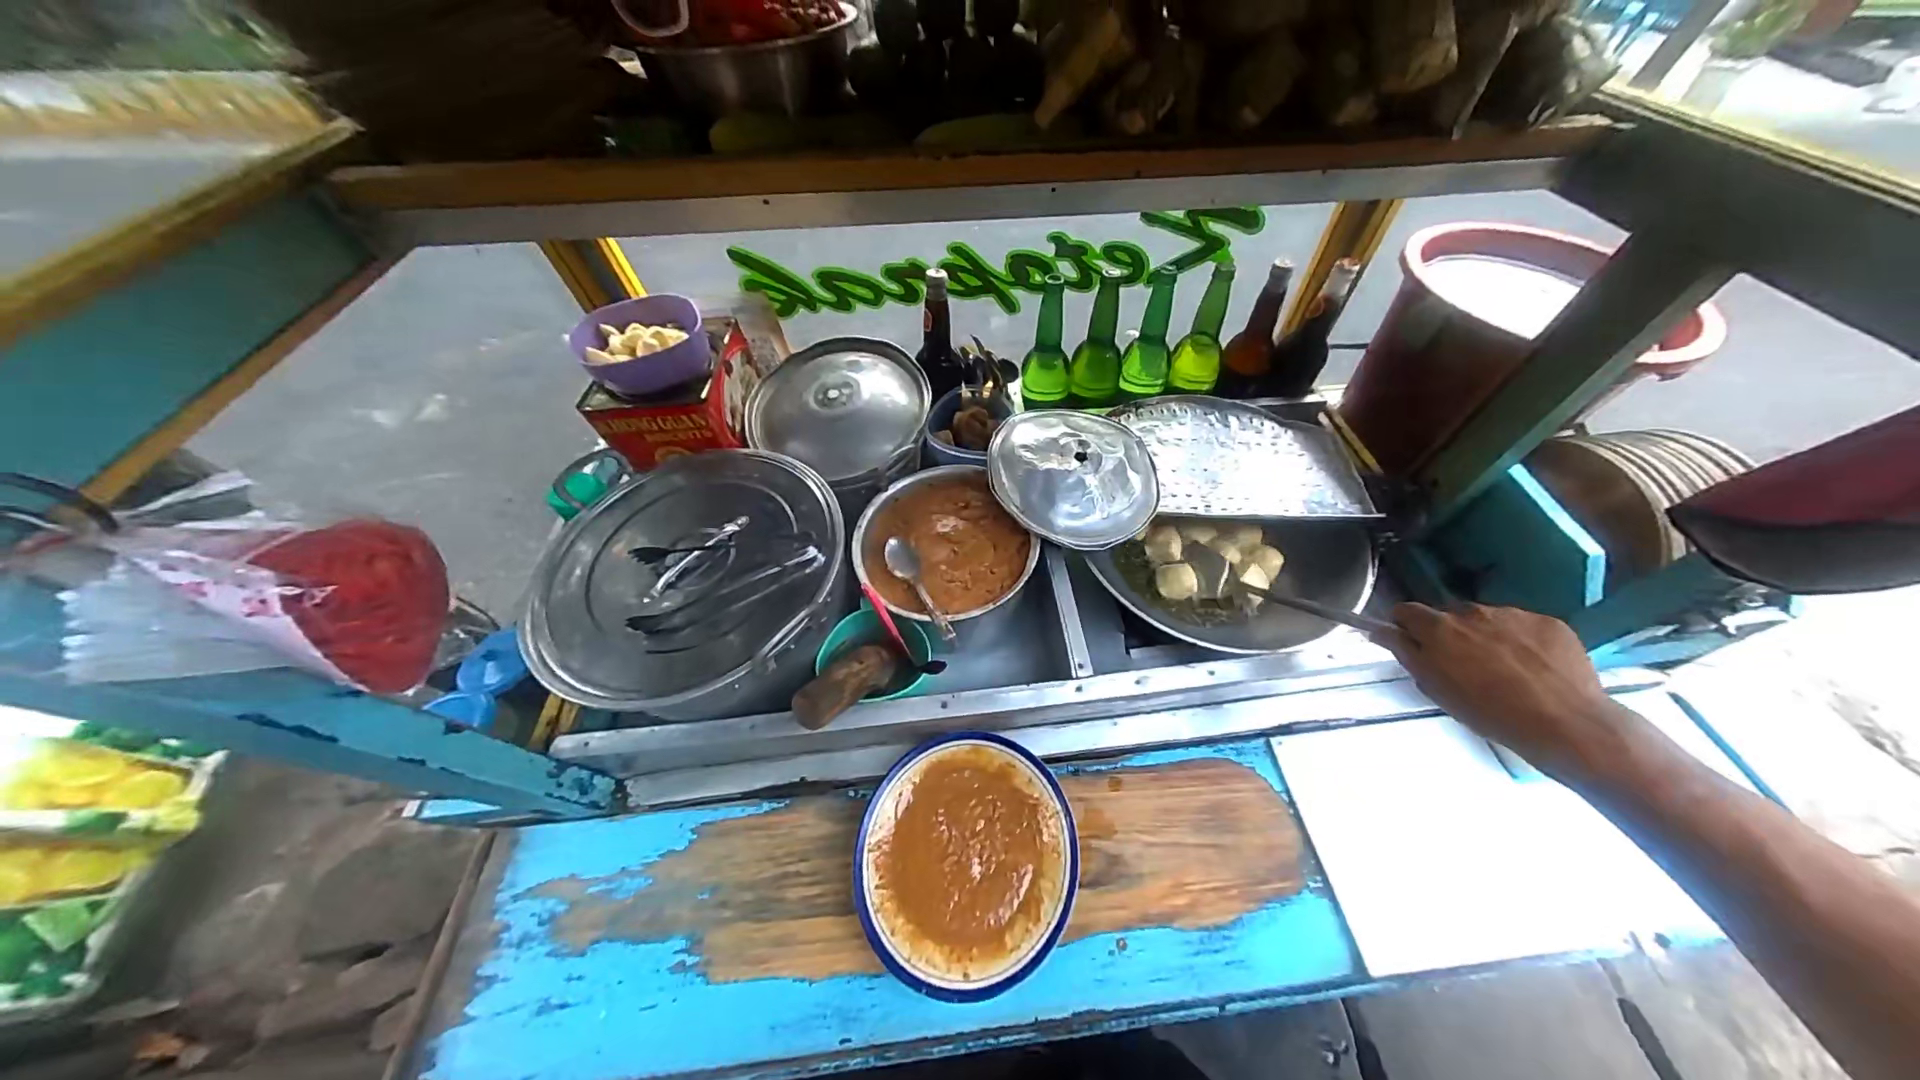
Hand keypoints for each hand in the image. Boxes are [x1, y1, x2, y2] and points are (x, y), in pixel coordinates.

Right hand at [1378, 603, 1629, 781]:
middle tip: (1460, 664)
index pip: (1406, 611)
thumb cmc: (1488, 711)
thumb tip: (1382, 631)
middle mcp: (1472, 611)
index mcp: (1438, 628)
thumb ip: (1405, 653)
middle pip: (1448, 615)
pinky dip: (1520, 640)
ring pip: (1487, 619)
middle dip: (1448, 633)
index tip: (1411, 644)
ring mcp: (1514, 614)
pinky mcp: (1549, 622)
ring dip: (1485, 636)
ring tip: (1502, 669)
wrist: (1567, 724)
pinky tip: (1532, 668)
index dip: (1404, 626)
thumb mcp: (1434, 687)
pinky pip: (1523, 626)